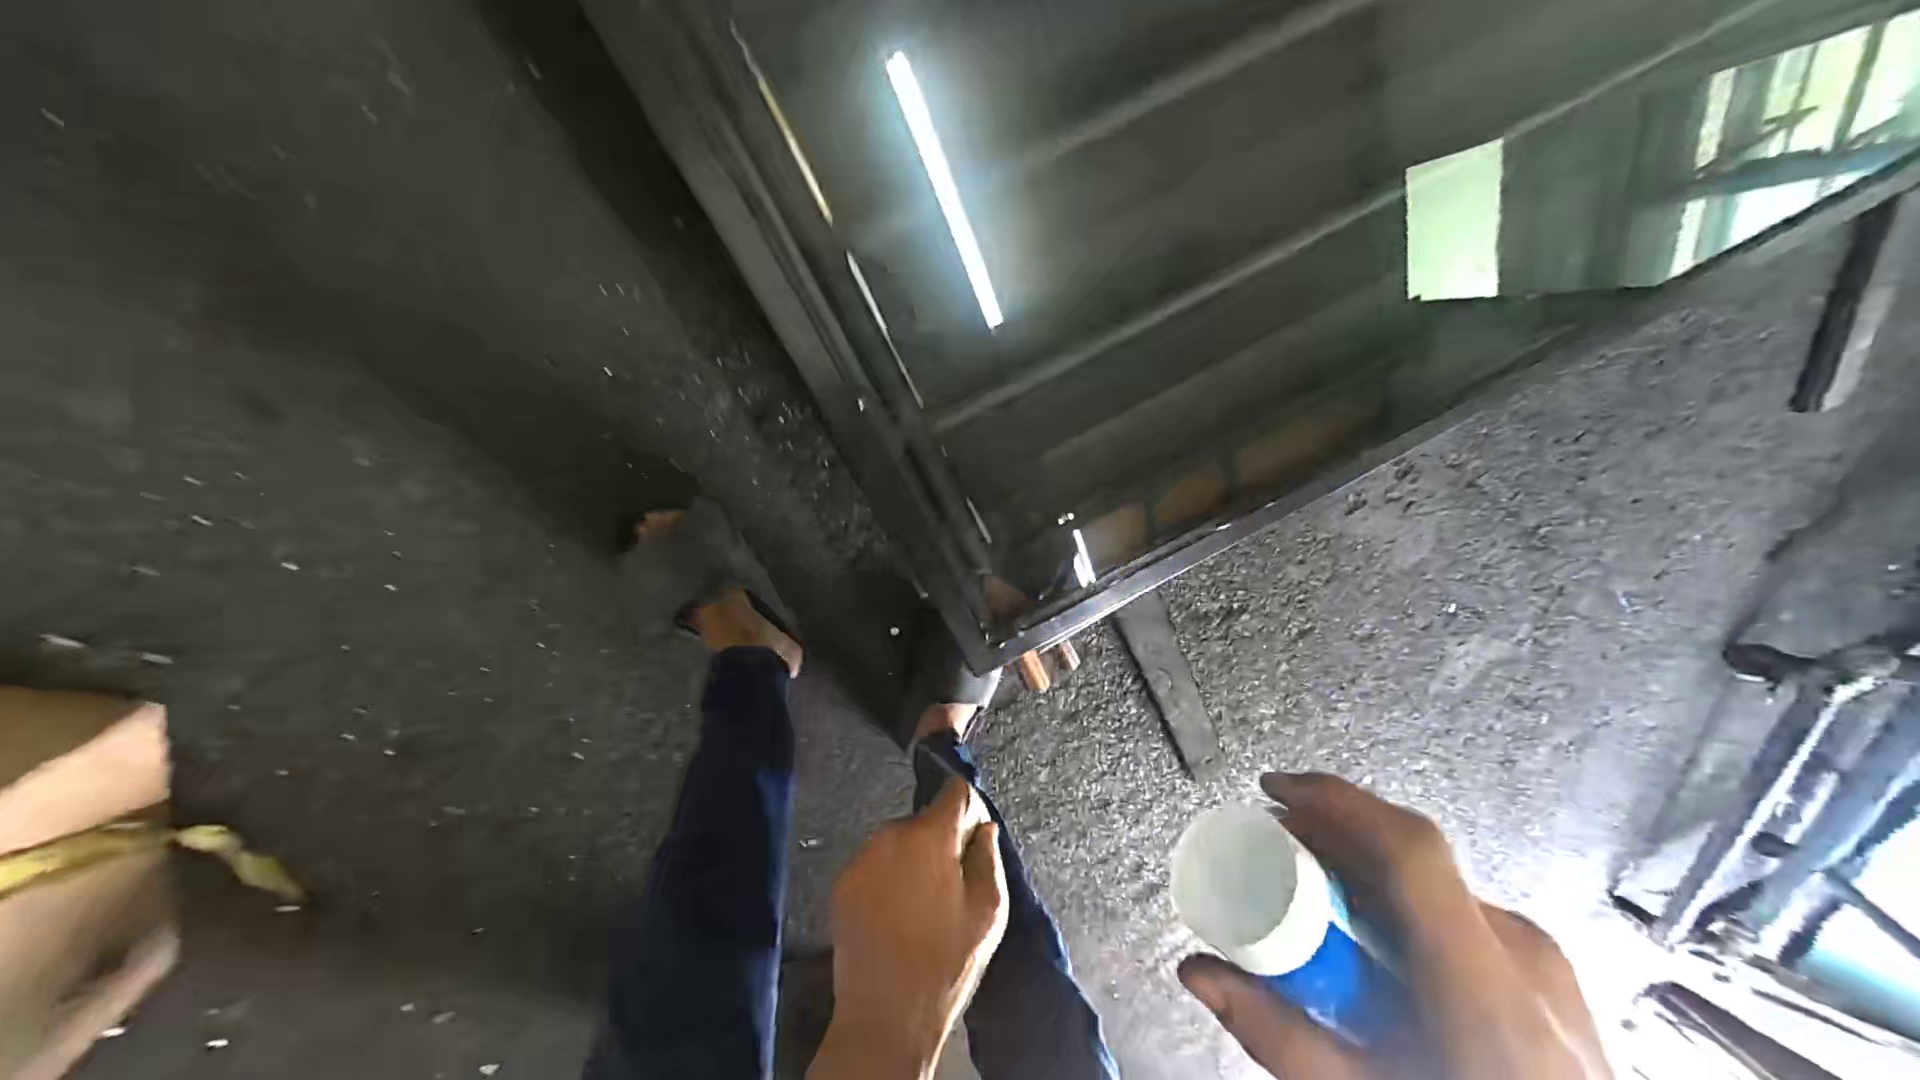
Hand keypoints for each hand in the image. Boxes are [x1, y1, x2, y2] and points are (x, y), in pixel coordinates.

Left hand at [808, 778, 1008, 1079]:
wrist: (885, 1016)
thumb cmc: (943, 966)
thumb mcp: (988, 911)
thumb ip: (989, 857)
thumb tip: (985, 828)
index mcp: (930, 837)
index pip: (955, 791)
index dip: (972, 809)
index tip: (976, 834)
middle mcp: (891, 835)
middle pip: (927, 819)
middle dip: (943, 842)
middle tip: (952, 886)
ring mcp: (863, 857)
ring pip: (901, 842)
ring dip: (915, 859)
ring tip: (923, 907)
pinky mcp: (844, 881)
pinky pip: (877, 864)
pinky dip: (889, 878)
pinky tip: (898, 915)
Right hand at [1178, 773, 1610, 1079]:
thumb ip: (1279, 1039)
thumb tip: (1195, 971)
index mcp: (1482, 987)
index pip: (1408, 849)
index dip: (1335, 800)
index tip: (1271, 788)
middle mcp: (1519, 954)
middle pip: (1407, 855)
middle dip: (1326, 833)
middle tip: (1266, 845)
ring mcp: (1539, 961)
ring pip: (1426, 879)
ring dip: (1356, 866)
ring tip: (1306, 888)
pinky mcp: (1543, 973)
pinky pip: (1449, 905)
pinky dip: (1393, 897)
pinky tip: (1366, 934)